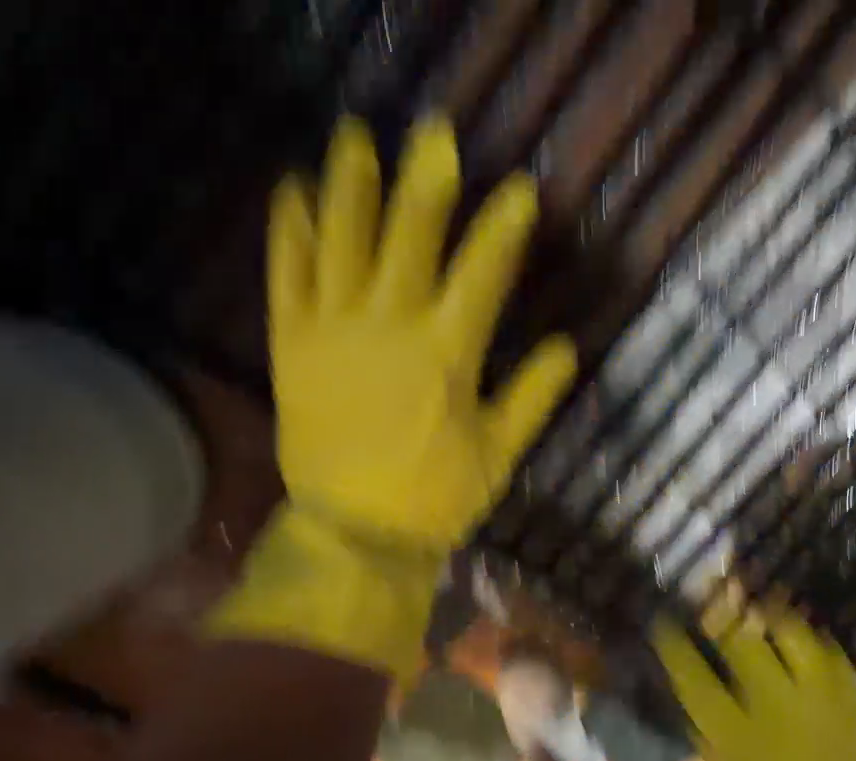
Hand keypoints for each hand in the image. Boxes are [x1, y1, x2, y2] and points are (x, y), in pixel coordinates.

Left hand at [210, 117, 575, 681]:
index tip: (520, 189)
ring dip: (351, 186)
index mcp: (447, 354)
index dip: (503, 228)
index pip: (482, 273)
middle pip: (410, 238)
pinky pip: (286, 274)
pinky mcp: (292, 343)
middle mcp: (388, 325)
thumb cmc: (438, 496)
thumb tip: (569, 346)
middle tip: (435, 133)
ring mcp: (333, 329)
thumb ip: (533, 394)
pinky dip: (289, 231)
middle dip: (426, 183)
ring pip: (342, 241)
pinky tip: (292, 191)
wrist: (354, 532)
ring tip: (355, 138)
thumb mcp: (500, 451)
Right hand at [652, 610, 855, 760]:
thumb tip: (698, 697)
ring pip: (788, 630)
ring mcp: (816, 691)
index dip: (675, 645)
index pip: (695, 678)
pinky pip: (824, 646)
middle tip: (712, 596)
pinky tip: (797, 635)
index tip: (665, 622)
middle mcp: (774, 704)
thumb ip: (713, 737)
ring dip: (768, 614)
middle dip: (721, 612)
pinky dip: (807, 637)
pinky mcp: (847, 688)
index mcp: (738, 735)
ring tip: (757, 606)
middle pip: (740, 640)